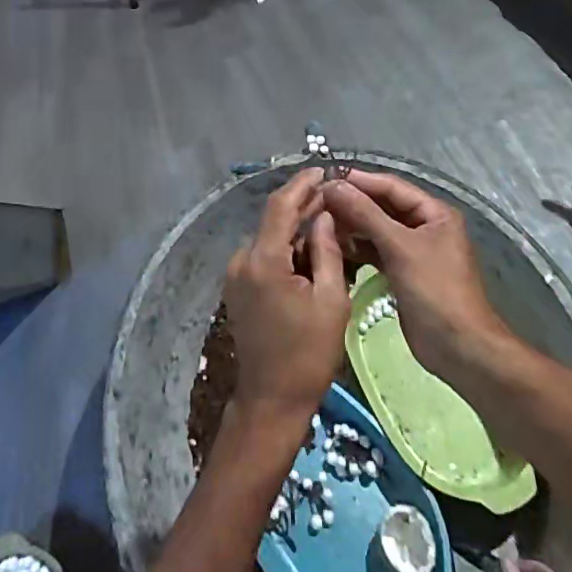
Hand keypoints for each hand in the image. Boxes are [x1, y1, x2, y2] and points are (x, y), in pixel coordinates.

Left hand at [224, 169, 348, 418]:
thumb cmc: (308, 354)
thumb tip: (323, 215)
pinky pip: (263, 257)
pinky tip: (309, 256)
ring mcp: (235, 274)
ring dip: (296, 232)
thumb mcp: (330, 300)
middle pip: (274, 221)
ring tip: (331, 230)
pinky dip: (285, 251)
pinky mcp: (237, 288)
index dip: (302, 184)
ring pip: (269, 239)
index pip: (281, 206)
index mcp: (264, 260)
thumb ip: (326, 251)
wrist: (271, 399)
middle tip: (336, 200)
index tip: (324, 171)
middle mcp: (242, 260)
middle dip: (303, 208)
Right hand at [321, 171, 510, 376]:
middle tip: (317, 202)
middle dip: (353, 204)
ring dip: (352, 226)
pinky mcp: (403, 273)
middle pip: (383, 207)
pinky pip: (376, 251)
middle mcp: (425, 227)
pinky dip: (358, 248)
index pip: (391, 186)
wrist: (459, 348)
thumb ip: (366, 214)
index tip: (326, 178)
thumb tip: (333, 186)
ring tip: (320, 222)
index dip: (359, 181)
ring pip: (377, 230)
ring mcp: (414, 251)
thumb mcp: (400, 247)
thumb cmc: (435, 290)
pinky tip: (334, 246)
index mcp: (434, 213)